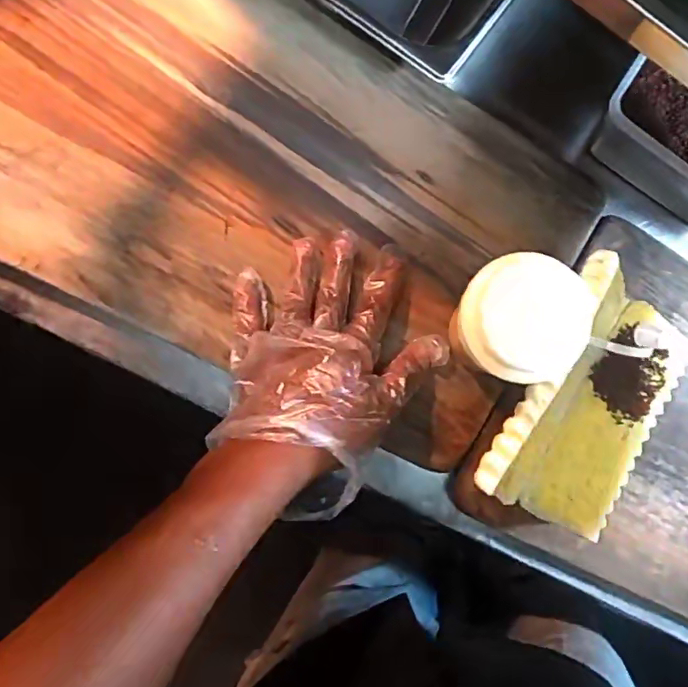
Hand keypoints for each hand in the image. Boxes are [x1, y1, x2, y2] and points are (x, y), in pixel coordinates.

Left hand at [207, 235, 450, 466]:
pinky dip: (248, 299)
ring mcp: (284, 342)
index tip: (393, 253)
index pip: (375, 307)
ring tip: (305, 242)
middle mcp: (320, 336)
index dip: (386, 281)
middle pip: (334, 296)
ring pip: (296, 299)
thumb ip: (409, 371)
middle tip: (343, 236)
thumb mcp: (383, 405)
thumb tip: (440, 341)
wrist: (275, 450)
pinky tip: (247, 276)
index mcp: (354, 349)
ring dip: (302, 271)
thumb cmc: (335, 430)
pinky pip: (249, 321)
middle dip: (341, 266)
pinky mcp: (253, 355)